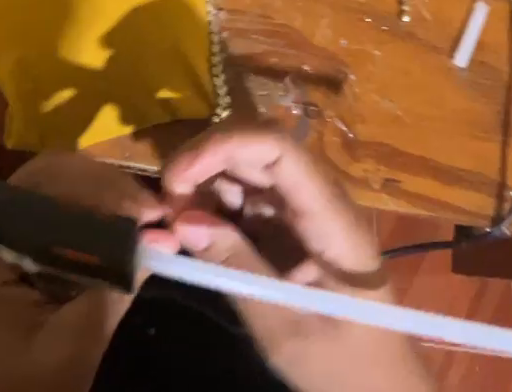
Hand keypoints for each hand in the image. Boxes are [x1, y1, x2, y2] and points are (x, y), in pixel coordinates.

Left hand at [0, 154, 164, 391]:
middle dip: (106, 186)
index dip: (91, 188)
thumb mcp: (74, 344)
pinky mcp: (30, 236)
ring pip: (63, 184)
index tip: (138, 207)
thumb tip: (159, 239)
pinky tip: (134, 222)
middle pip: (50, 177)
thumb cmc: (32, 382)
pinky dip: (104, 207)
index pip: (37, 189)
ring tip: (150, 215)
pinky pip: (68, 205)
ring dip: (109, 193)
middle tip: (152, 209)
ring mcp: (10, 226)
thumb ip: (112, 290)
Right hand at [159, 127, 431, 391]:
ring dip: (197, 187)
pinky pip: (236, 200)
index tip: (177, 178)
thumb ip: (238, 271)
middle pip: (252, 148)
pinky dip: (203, 210)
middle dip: (200, 164)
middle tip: (165, 209)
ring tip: (169, 229)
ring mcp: (295, 210)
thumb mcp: (289, 329)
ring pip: (238, 169)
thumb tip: (182, 220)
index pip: (278, 148)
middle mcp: (312, 198)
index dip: (223, 145)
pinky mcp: (280, 226)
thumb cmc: (345, 366)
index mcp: (330, 216)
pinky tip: (181, 236)